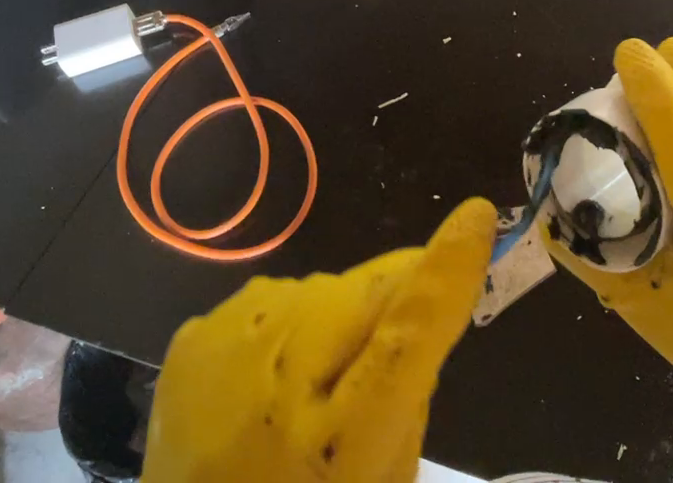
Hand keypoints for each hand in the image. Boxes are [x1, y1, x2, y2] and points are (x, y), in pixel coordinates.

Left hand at [141, 199, 495, 482]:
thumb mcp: (388, 475)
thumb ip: (413, 386)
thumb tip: (421, 299)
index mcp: (348, 424)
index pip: (412, 322)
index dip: (449, 266)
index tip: (478, 216)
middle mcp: (286, 364)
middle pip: (368, 289)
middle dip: (386, 307)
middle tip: (370, 373)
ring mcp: (233, 338)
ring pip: (321, 289)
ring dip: (331, 319)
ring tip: (305, 390)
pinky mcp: (194, 332)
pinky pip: (272, 303)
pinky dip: (281, 330)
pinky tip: (259, 385)